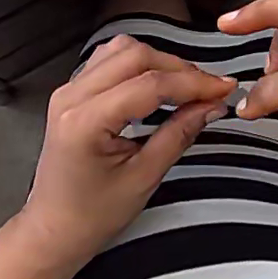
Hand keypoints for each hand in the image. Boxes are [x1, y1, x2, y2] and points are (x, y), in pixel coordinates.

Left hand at [18, 35, 235, 263]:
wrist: (53, 228)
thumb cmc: (92, 214)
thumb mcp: (143, 178)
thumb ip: (178, 134)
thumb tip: (211, 105)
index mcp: (85, 121)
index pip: (148, 84)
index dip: (192, 82)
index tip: (223, 88)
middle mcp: (71, 96)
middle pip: (134, 55)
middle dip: (177, 67)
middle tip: (208, 89)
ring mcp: (67, 90)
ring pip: (120, 50)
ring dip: (157, 61)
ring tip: (186, 86)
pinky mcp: (71, 91)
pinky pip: (107, 60)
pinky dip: (138, 64)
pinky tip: (157, 85)